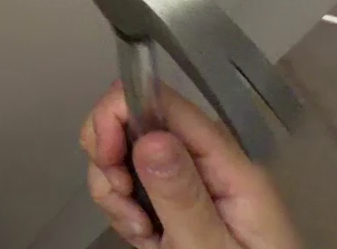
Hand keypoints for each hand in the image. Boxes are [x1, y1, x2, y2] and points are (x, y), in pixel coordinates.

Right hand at [79, 83, 300, 248]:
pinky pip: (129, 177)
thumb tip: (151, 138)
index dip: (120, 112)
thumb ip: (184, 200)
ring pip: (124, 148)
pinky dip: (120, 203)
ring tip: (138, 232)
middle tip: (120, 198)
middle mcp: (209, 161)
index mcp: (231, 167)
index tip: (105, 156)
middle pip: (136, 117)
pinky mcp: (176, 196)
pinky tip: (142, 236)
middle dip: (110, 153)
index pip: (164, 101)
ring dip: (113, 186)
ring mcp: (191, 178)